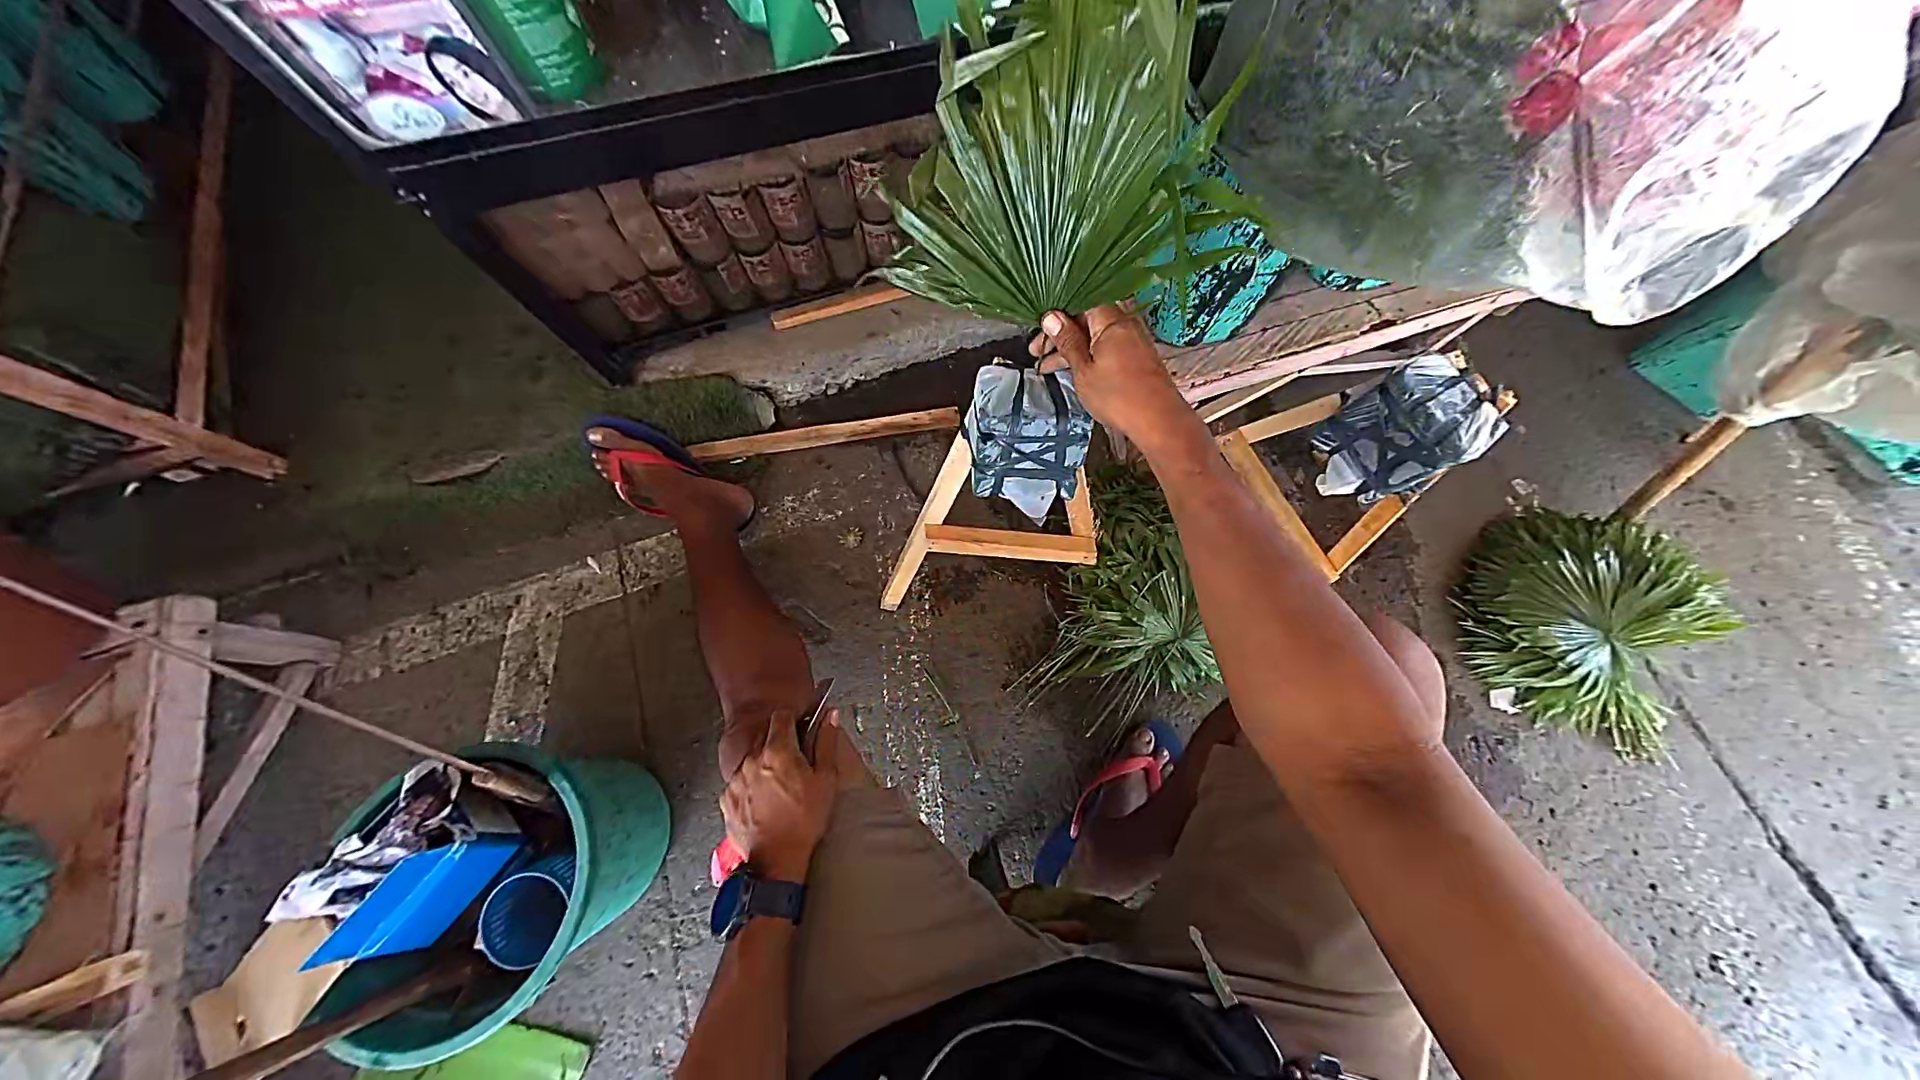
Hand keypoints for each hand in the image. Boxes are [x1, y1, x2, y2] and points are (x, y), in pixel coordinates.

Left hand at [720, 707, 840, 881]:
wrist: (777, 861)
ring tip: (780, 788)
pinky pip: (740, 781)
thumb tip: (830, 714)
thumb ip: (826, 741)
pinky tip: (765, 801)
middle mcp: (752, 761)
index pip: (781, 716)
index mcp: (777, 752)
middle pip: (764, 736)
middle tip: (794, 763)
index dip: (793, 720)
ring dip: (763, 764)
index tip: (799, 729)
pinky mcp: (727, 798)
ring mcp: (736, 780)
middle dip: (779, 743)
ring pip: (751, 758)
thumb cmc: (805, 822)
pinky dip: (750, 785)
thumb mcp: (826, 779)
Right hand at [1029, 305, 1200, 453]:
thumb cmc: (1120, 398)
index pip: (1078, 302)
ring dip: (1073, 347)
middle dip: (1061, 334)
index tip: (1040, 333)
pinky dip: (1089, 355)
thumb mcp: (1083, 371)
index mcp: (1111, 321)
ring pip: (1095, 334)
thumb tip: (1051, 319)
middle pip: (1087, 318)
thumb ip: (1067, 342)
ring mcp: (1133, 339)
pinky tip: (1075, 369)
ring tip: (1049, 366)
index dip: (1056, 315)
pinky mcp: (1136, 355)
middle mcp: (1125, 324)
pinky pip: (1108, 346)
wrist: (1158, 421)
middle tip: (1038, 352)